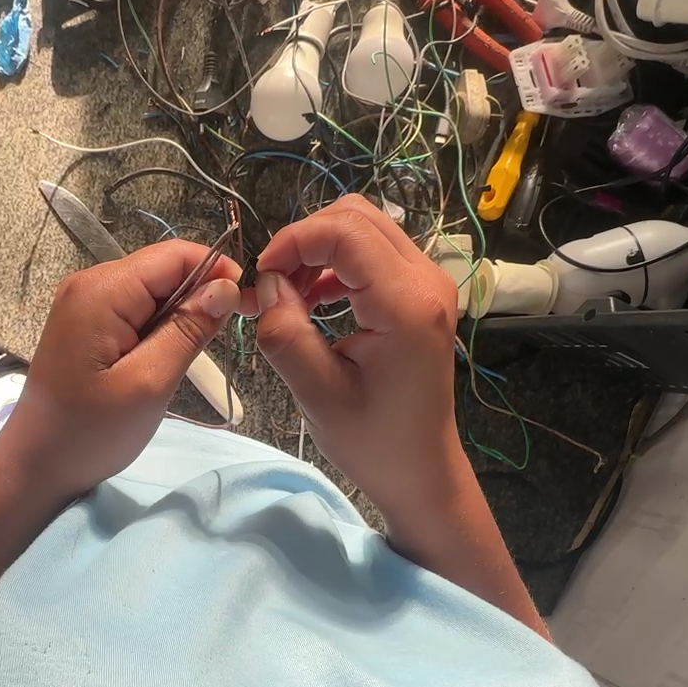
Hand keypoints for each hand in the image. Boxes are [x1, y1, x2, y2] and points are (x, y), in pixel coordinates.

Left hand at [0, 239, 241, 498]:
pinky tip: (163, 361)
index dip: (218, 271)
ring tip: (189, 359)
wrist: (35, 467)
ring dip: (180, 318)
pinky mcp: (86, 326)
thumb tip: (227, 286)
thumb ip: (189, 330)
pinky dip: (158, 330)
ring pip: (152, 293)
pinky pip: (135, 312)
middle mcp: (90, 285)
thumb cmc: (90, 432)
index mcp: (103, 290)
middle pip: (163, 270)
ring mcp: (84, 305)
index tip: (248, 306)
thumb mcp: (149, 383)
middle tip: (223, 341)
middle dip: (201, 296)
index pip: (174, 255)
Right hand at [243, 195, 466, 523]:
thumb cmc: (372, 442)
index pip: (345, 232)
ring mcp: (428, 283)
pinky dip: (335, 265)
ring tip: (286, 295)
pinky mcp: (420, 294)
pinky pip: (373, 254)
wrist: (420, 470)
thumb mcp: (317, 394)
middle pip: (357, 216)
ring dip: (317, 251)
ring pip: (364, 229)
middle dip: (303, 240)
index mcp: (406, 304)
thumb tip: (266, 284)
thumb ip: (285, 333)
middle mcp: (426, 279)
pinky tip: (313, 300)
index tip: (259, 277)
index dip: (293, 242)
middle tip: (270, 285)